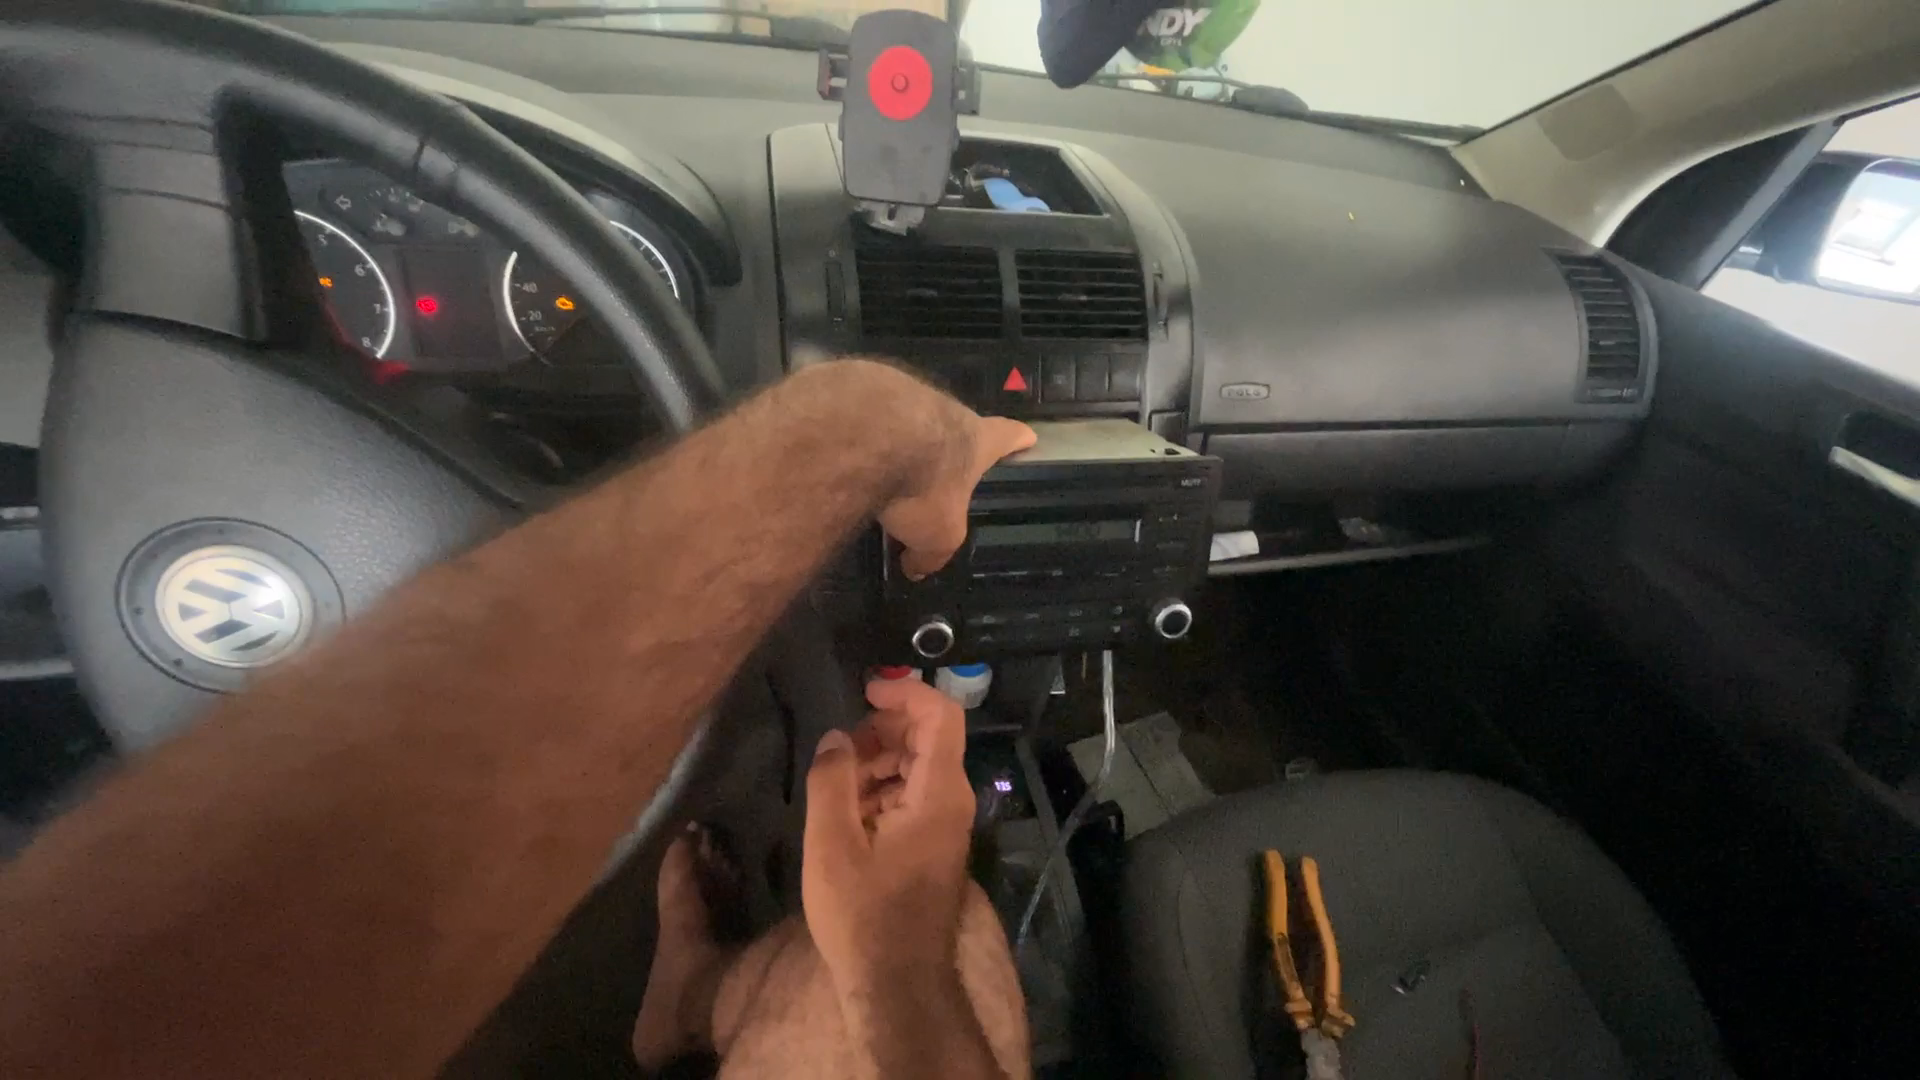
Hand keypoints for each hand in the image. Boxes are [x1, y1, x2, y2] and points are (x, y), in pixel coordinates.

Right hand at [802, 677, 975, 988]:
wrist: (896, 985)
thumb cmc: (863, 914)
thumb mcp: (831, 843)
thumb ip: (832, 779)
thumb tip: (835, 737)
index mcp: (939, 792)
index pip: (941, 715)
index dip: (906, 693)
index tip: (864, 691)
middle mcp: (953, 799)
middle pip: (927, 737)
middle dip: (882, 730)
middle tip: (839, 748)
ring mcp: (947, 822)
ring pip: (918, 765)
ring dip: (878, 761)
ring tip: (837, 785)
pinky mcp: (934, 841)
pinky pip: (914, 794)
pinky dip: (883, 789)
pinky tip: (849, 812)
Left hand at [876, 387, 1034, 580]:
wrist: (865, 434)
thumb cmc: (923, 484)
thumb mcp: (936, 535)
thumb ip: (930, 554)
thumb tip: (917, 569)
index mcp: (975, 439)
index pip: (1006, 435)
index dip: (1017, 439)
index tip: (1027, 436)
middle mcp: (944, 409)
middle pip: (954, 422)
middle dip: (948, 441)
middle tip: (938, 463)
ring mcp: (902, 393)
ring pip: (906, 415)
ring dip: (899, 435)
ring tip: (882, 461)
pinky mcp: (861, 390)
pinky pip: (865, 414)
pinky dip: (861, 432)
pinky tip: (848, 451)